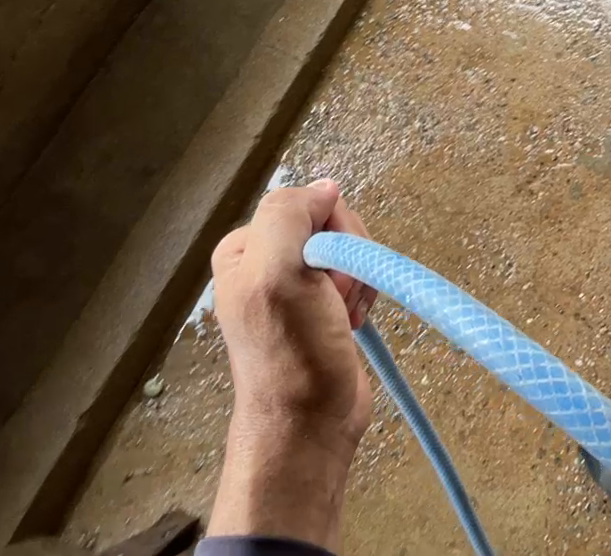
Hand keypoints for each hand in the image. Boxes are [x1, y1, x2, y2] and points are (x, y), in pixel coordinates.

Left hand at [207, 180, 375, 544]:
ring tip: (347, 313)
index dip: (331, 231)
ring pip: (350, 247)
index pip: (307, 204)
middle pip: (331, 223)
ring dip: (359, 277)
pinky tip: (354, 320)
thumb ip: (289, 216)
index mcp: (246, 248)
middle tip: (337, 298)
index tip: (328, 273)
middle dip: (348, 257)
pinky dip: (364, 292)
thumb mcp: (277, 274)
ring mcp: (297, 284)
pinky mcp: (324, 305)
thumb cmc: (291, 353)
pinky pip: (358, 273)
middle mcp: (268, 261)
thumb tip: (325, 186)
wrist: (309, 424)